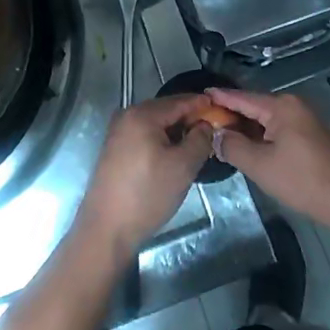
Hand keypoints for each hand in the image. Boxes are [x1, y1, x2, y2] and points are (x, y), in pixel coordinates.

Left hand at [76, 96, 213, 254]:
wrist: (107, 228)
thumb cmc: (148, 194)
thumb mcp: (183, 166)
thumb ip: (200, 139)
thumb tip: (205, 125)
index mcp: (142, 114)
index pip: (179, 101)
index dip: (202, 104)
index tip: (222, 108)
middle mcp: (126, 117)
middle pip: (166, 110)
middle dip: (189, 118)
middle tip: (214, 127)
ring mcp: (118, 133)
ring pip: (155, 124)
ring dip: (176, 131)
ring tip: (198, 142)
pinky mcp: (115, 150)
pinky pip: (145, 136)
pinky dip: (162, 140)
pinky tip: (175, 153)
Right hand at [207, 88, 329, 225]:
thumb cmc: (301, 180)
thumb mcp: (259, 165)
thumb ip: (232, 146)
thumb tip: (216, 135)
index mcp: (281, 106)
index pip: (242, 97)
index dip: (220, 97)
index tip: (200, 94)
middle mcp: (293, 105)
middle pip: (254, 106)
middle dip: (230, 114)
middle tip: (204, 120)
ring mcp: (303, 119)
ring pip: (265, 119)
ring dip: (245, 127)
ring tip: (219, 133)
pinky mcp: (309, 135)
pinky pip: (276, 128)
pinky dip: (259, 134)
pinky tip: (246, 145)